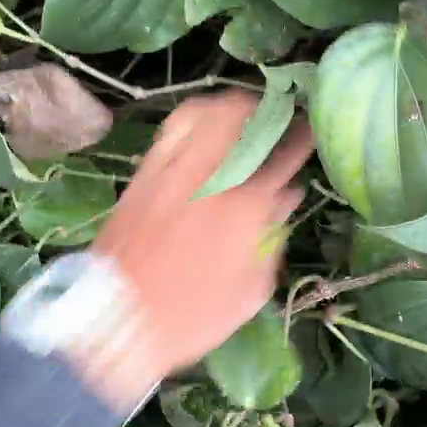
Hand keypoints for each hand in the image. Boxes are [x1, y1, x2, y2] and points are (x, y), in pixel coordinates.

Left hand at [75, 93, 313, 407]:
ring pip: (202, 114)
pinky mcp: (142, 175)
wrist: (116, 317)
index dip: (300, 139)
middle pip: (241, 118)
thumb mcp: (248, 290)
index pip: (282, 158)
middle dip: (263, 109)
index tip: (309, 129)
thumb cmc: (190, 316)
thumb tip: (284, 199)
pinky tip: (202, 131)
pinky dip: (192, 122)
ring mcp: (169, 171)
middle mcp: (207, 178)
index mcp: (244, 209)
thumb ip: (271, 239)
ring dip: (226, 108)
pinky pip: (170, 132)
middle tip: (274, 115)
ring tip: (240, 115)